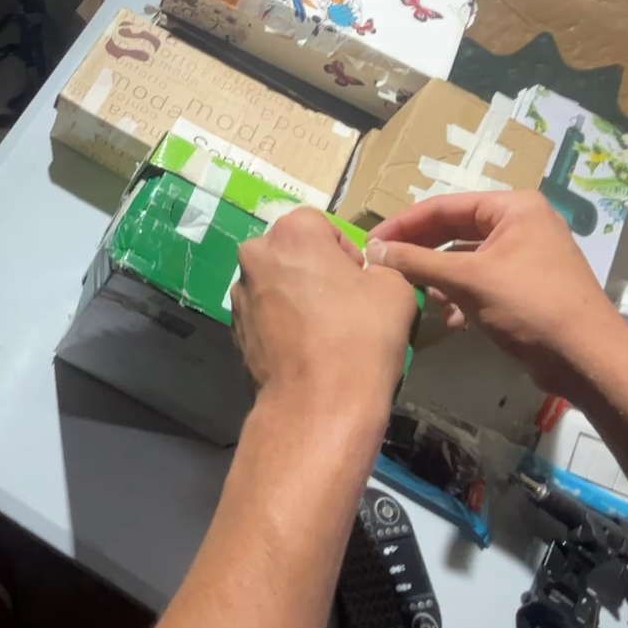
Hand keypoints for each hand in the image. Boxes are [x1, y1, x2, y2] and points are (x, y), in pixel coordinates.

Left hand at [230, 208, 419, 432]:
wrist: (317, 402)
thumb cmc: (360, 336)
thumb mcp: (394, 288)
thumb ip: (379, 265)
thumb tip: (364, 271)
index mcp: (291, 233)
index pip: (320, 224)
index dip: (344, 250)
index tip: (359, 280)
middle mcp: (255, 254)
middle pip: (291, 250)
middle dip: (315, 269)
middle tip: (342, 303)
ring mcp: (239, 292)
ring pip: (274, 281)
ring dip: (295, 294)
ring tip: (323, 329)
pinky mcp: (233, 326)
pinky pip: (264, 312)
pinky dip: (281, 321)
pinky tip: (303, 347)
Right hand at [366, 190, 627, 398]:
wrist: (589, 361)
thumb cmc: (529, 307)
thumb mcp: (466, 280)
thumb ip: (415, 261)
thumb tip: (373, 250)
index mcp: (513, 208)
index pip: (442, 207)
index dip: (402, 225)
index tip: (370, 242)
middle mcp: (521, 224)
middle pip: (452, 230)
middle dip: (418, 251)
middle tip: (383, 265)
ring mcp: (526, 255)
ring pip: (463, 257)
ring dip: (436, 275)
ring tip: (412, 292)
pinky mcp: (526, 284)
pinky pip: (479, 278)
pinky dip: (458, 294)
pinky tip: (446, 316)